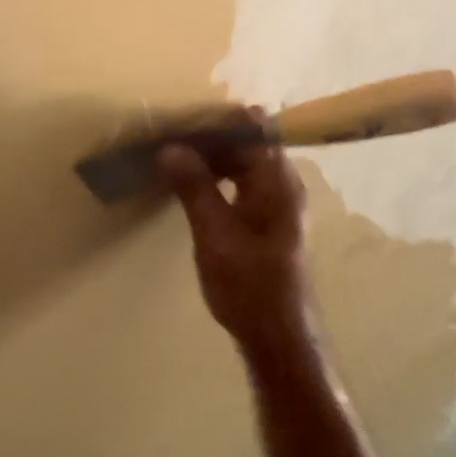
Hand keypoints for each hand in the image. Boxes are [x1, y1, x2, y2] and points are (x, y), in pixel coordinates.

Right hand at [159, 107, 313, 353]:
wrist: (277, 338)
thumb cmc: (249, 285)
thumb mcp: (214, 234)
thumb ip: (194, 187)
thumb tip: (171, 147)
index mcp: (279, 181)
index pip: (255, 127)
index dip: (220, 118)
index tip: (184, 118)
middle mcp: (284, 185)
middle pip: (250, 143)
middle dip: (211, 136)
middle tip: (170, 136)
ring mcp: (279, 203)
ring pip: (245, 163)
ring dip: (213, 157)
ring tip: (175, 155)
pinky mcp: (268, 221)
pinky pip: (244, 183)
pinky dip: (220, 177)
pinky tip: (192, 184)